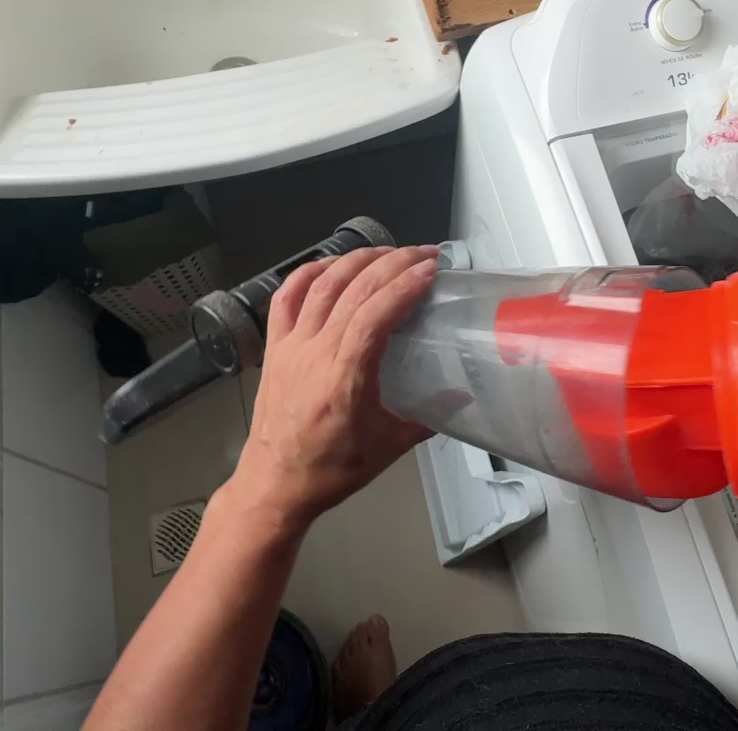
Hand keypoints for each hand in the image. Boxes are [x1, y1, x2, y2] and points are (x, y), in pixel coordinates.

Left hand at [226, 246, 439, 533]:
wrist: (275, 485)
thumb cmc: (329, 470)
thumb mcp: (389, 447)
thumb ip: (427, 417)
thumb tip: (462, 396)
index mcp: (344, 377)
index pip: (375, 314)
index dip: (404, 284)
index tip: (430, 269)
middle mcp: (315, 353)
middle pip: (354, 290)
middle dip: (393, 263)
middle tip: (422, 254)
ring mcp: (291, 346)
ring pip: (323, 285)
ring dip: (357, 260)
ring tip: (388, 251)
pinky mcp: (275, 347)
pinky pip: (286, 297)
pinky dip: (309, 272)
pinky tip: (331, 263)